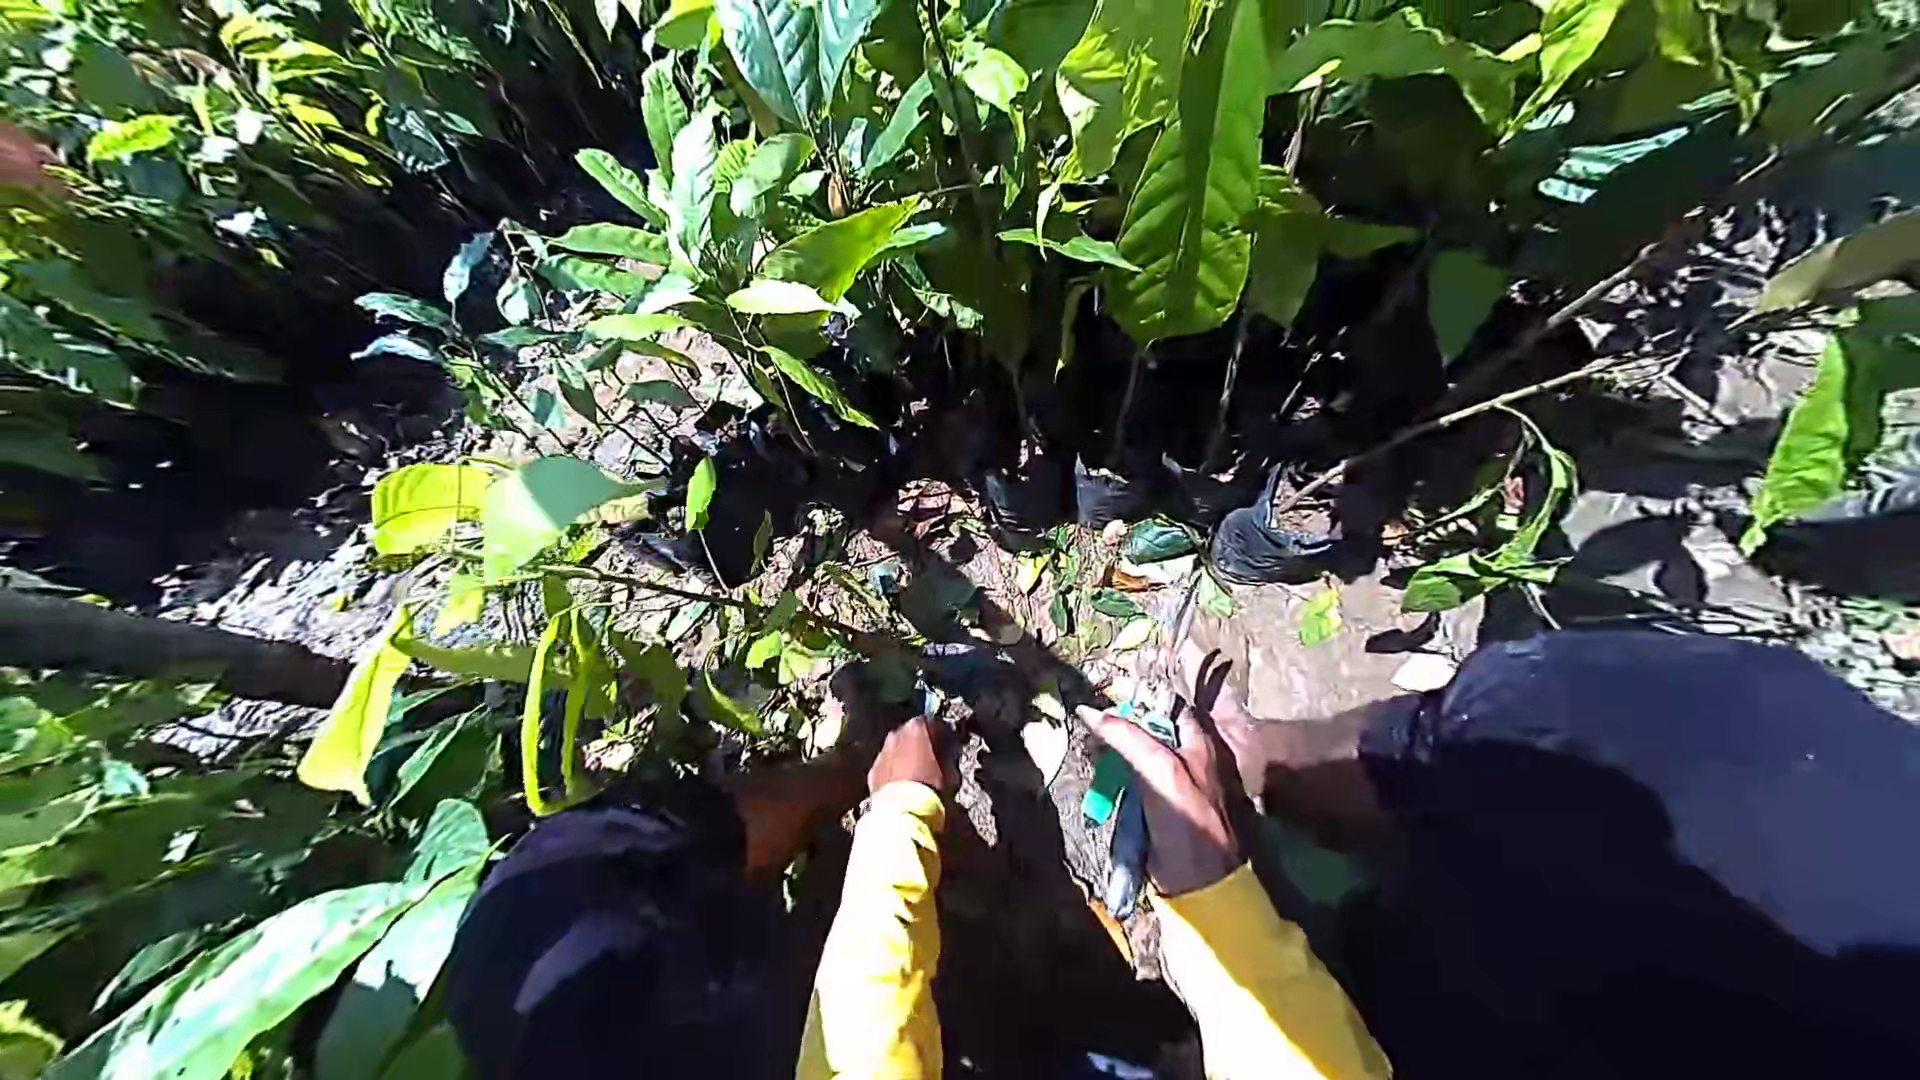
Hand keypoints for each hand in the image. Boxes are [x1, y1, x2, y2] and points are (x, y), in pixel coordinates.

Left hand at [867, 715, 947, 795]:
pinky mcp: (873, 771)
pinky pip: (886, 766)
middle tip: (930, 758)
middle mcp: (896, 734)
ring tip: (914, 773)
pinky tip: (901, 785)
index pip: (932, 723)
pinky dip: (893, 771)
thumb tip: (948, 755)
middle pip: (910, 733)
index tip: (947, 745)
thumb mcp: (951, 771)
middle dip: (919, 743)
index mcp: (916, 727)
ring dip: (904, 756)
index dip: (941, 734)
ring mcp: (882, 752)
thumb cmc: (931, 787)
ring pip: (896, 749)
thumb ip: (948, 757)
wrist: (903, 811)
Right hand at [1076, 705, 1239, 895]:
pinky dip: (1109, 769)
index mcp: (1193, 741)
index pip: (1160, 703)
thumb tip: (1089, 711)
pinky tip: (1096, 769)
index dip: (1133, 697)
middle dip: (1115, 720)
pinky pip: (1125, 773)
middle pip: (1142, 723)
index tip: (1102, 696)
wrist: (1197, 883)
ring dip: (1108, 744)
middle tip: (1088, 721)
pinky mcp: (1150, 800)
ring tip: (1088, 743)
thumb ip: (1129, 738)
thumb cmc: (1188, 822)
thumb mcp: (1161, 770)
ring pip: (1131, 747)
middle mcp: (1182, 753)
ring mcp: (1165, 777)